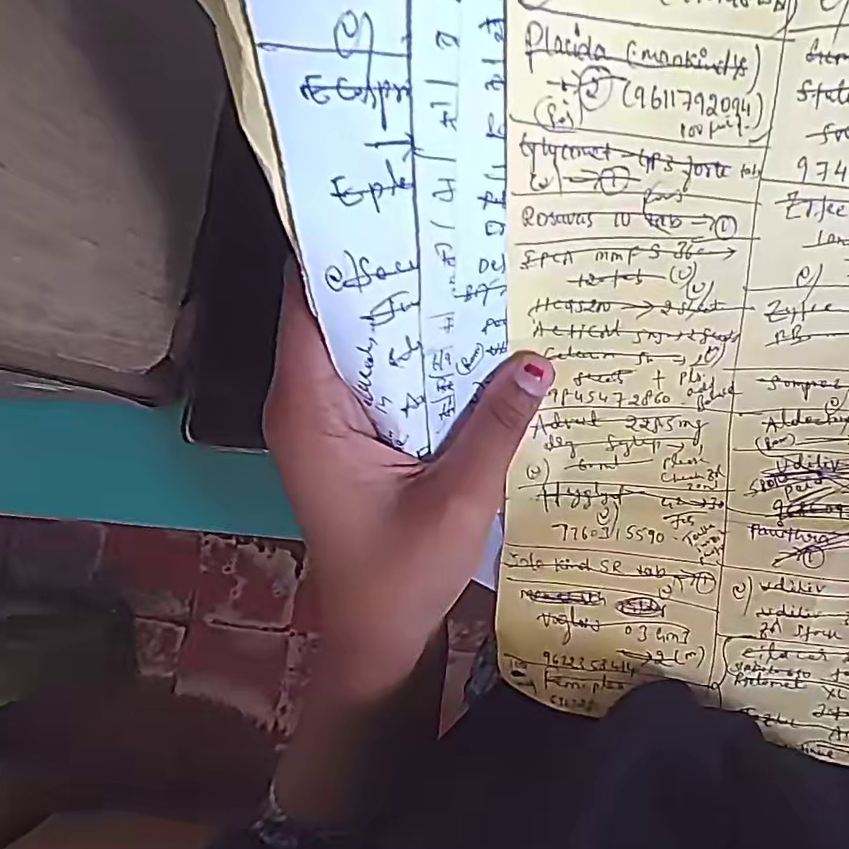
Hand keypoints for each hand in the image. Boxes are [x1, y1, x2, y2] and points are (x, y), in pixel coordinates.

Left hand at [264, 266, 551, 698]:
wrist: (381, 632)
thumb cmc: (402, 572)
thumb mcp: (457, 498)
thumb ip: (496, 427)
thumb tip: (537, 361)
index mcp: (313, 409)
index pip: (311, 306)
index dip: (346, 255)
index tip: (398, 215)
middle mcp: (316, 404)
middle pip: (348, 319)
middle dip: (400, 280)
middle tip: (460, 240)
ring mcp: (339, 421)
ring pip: (377, 349)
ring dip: (421, 322)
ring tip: (477, 281)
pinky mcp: (364, 437)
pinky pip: (395, 381)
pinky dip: (430, 362)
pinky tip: (478, 347)